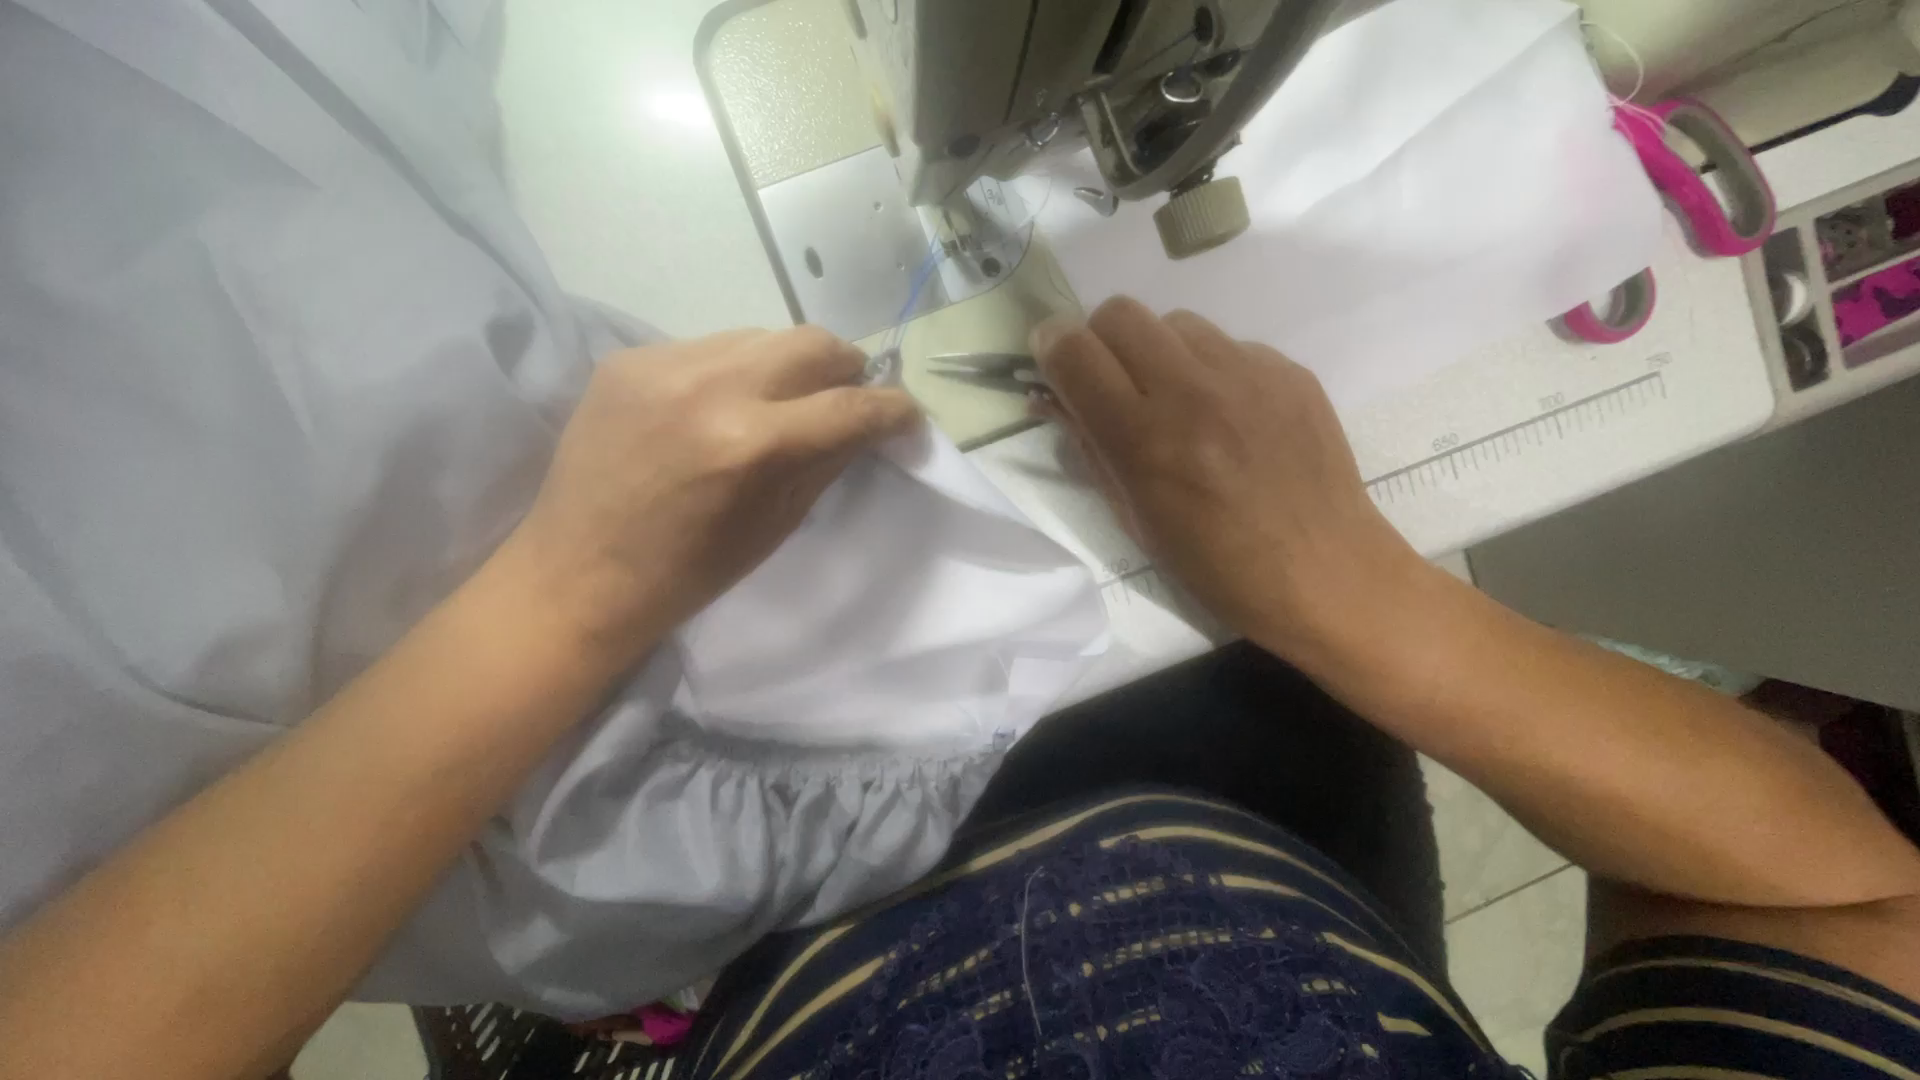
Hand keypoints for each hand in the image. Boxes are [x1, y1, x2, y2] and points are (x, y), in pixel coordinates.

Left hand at [501, 327, 918, 664]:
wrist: (579, 573)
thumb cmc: (689, 572)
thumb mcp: (777, 525)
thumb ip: (828, 461)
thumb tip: (869, 424)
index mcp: (752, 444)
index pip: (852, 406)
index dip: (895, 410)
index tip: (908, 418)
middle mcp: (711, 385)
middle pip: (814, 342)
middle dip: (848, 370)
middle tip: (850, 401)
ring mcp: (663, 363)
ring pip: (764, 336)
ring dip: (792, 366)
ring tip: (786, 402)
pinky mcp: (629, 357)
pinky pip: (711, 346)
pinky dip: (736, 371)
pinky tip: (723, 406)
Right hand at [1032, 298, 1426, 662]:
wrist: (1324, 573)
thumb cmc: (1215, 567)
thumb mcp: (1133, 519)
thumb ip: (1089, 448)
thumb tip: (1051, 399)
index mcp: (1145, 439)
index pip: (1073, 350)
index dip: (1052, 349)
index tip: (1055, 366)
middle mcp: (1194, 391)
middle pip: (1119, 313)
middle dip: (1101, 341)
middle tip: (1113, 384)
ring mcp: (1249, 374)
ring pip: (1176, 321)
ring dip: (1158, 352)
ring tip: (1177, 402)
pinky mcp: (1290, 371)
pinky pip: (1228, 344)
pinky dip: (1211, 370)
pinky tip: (1229, 417)